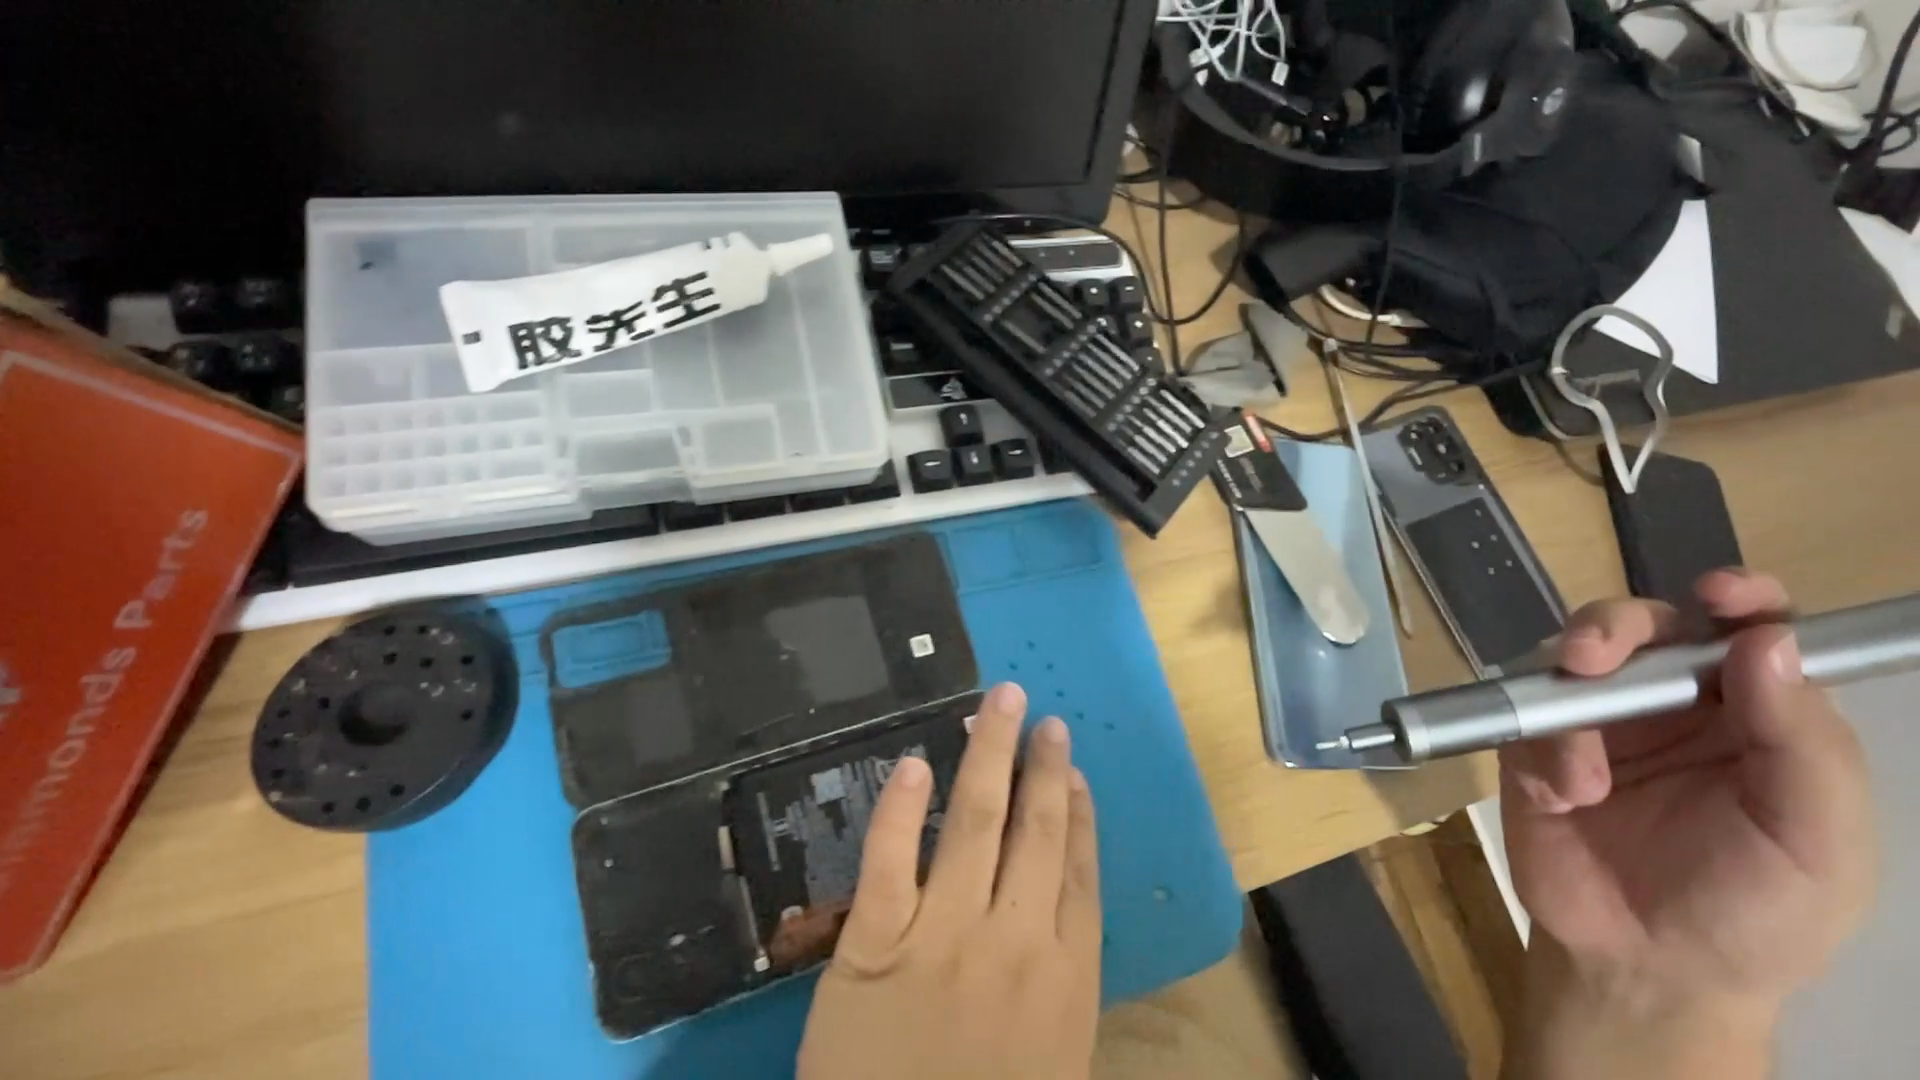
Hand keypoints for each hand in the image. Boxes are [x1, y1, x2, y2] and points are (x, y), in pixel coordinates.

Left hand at [797, 682, 1101, 1079]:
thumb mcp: (1052, 1058)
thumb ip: (1059, 985)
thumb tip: (1058, 911)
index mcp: (1064, 975)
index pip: (1078, 870)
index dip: (1077, 812)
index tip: (1073, 770)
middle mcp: (1014, 940)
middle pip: (1037, 832)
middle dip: (1041, 766)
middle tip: (1042, 715)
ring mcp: (942, 935)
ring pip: (975, 825)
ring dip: (989, 757)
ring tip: (997, 707)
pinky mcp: (874, 943)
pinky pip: (891, 859)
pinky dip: (902, 808)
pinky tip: (916, 765)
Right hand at [1500, 570, 1875, 1078]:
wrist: (1644, 968)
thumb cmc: (1756, 912)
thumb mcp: (1816, 841)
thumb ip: (1806, 744)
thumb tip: (1766, 641)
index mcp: (1756, 717)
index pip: (1750, 633)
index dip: (1739, 600)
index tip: (1720, 593)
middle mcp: (1674, 706)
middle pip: (1646, 628)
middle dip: (1617, 627)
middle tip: (1593, 656)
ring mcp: (1597, 724)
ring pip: (1571, 657)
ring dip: (1568, 686)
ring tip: (1578, 762)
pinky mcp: (1534, 747)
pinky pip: (1526, 717)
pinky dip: (1544, 748)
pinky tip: (1566, 795)